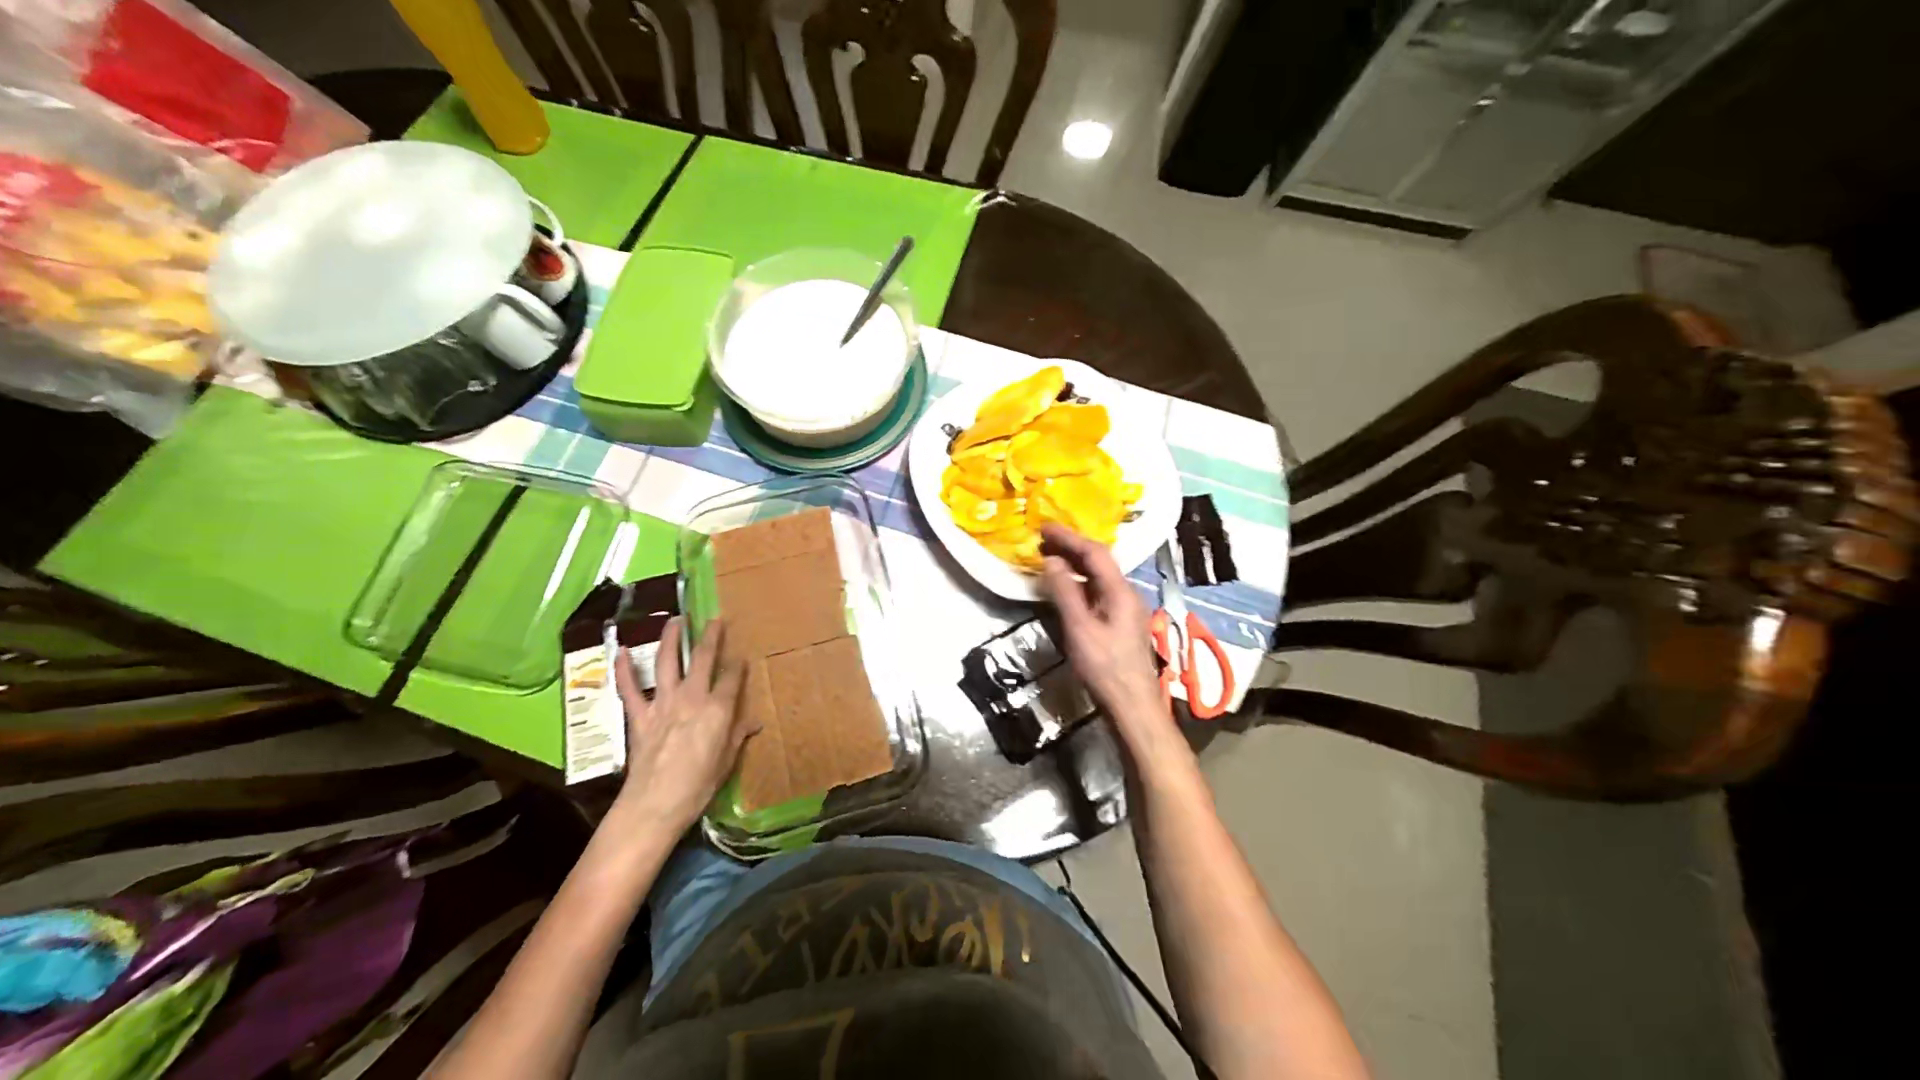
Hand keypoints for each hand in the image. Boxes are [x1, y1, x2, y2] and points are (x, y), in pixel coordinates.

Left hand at [613, 618, 755, 830]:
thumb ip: (737, 736)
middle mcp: (691, 698)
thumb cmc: (697, 787)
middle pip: (702, 658)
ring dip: (670, 638)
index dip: (738, 665)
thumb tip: (753, 722)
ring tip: (675, 620)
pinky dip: (624, 669)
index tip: (741, 657)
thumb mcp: (726, 762)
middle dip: (711, 636)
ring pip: (666, 662)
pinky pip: (629, 688)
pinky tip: (620, 650)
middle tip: (715, 620)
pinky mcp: (639, 716)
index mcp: (718, 710)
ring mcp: (662, 703)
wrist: (653, 805)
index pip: (732, 678)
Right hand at [1039, 524, 1172, 748]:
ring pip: (1099, 576)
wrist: (1132, 704)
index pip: (1094, 552)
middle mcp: (1126, 594)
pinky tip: (1066, 587)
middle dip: (1071, 547)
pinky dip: (1080, 581)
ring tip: (1049, 559)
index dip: (1069, 537)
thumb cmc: (1105, 667)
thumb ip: (1065, 593)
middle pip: (1099, 561)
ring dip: (1075, 564)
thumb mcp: (1080, 629)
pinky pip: (1098, 590)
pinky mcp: (1120, 623)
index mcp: (1120, 591)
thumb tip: (1051, 561)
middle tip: (1043, 540)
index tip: (1044, 527)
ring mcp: (1125, 608)